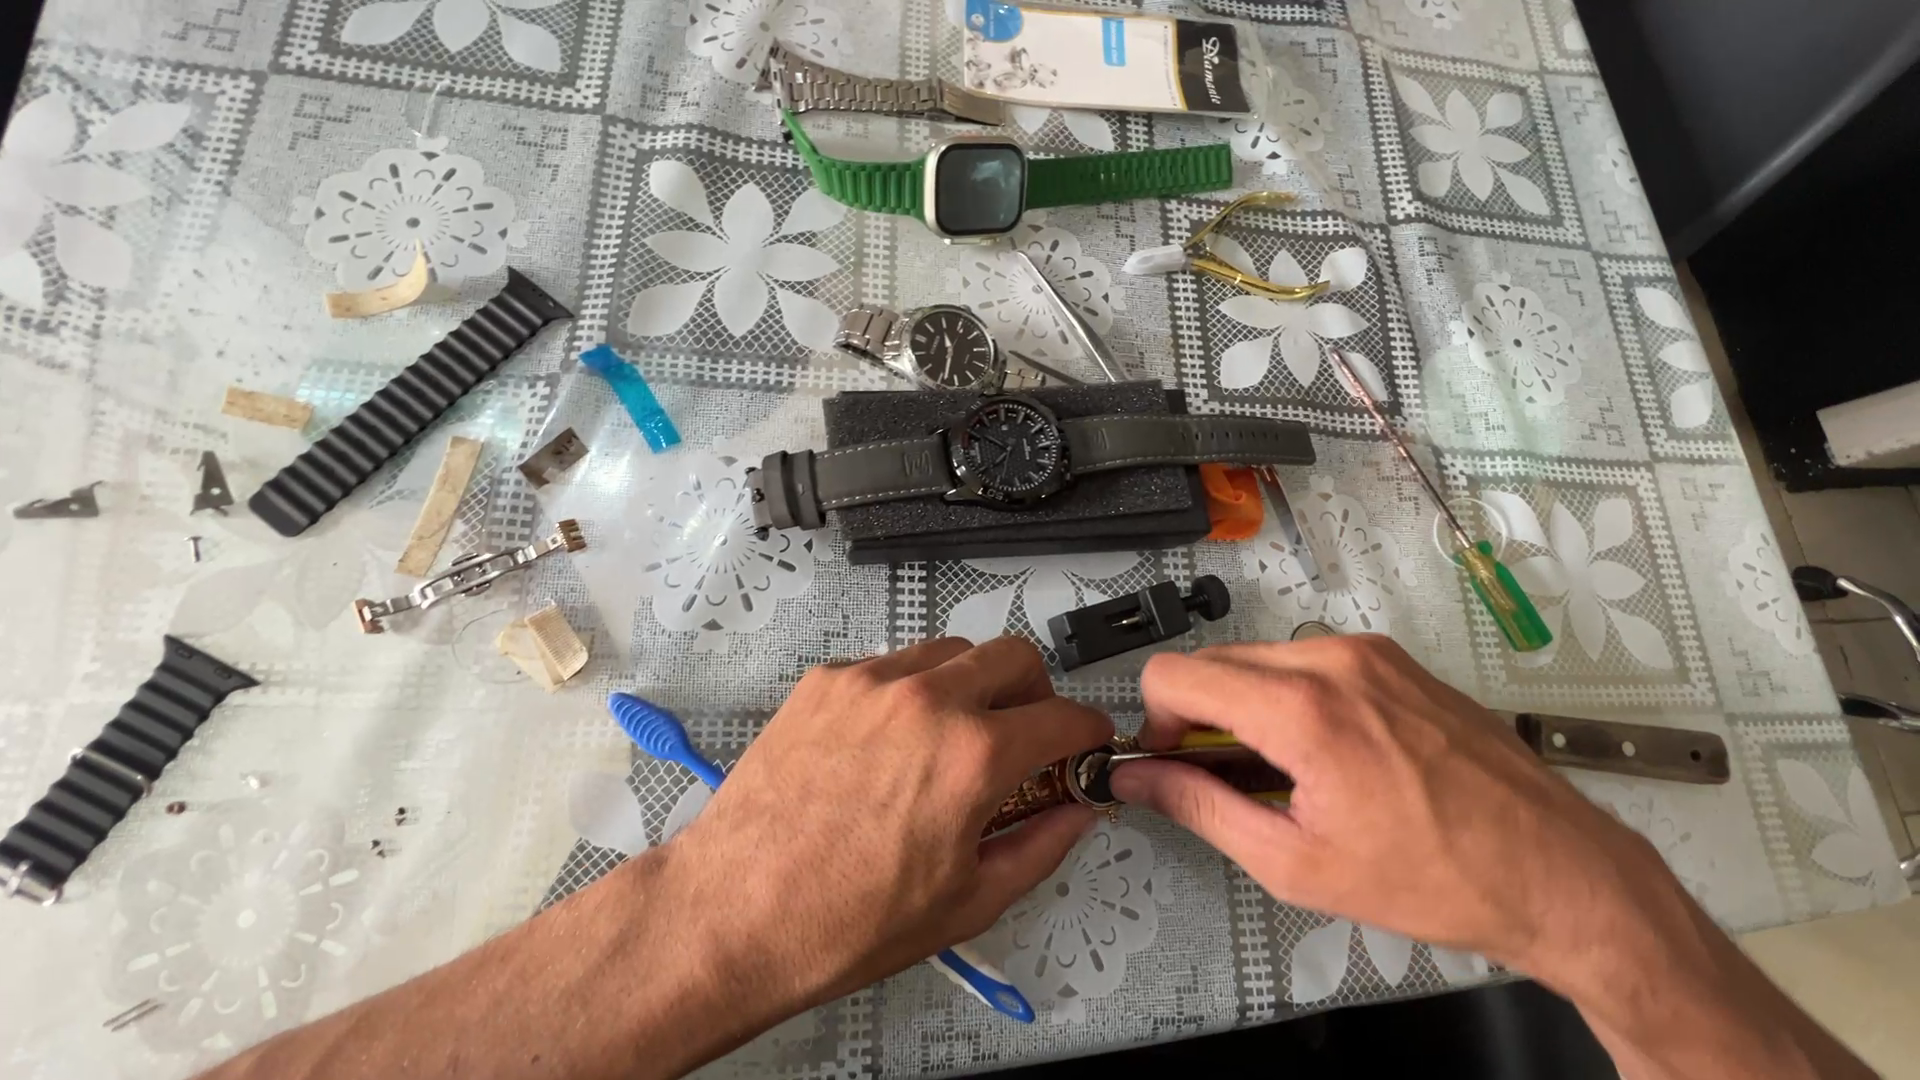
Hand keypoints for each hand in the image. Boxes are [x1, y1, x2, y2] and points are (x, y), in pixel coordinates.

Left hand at [667, 636, 1111, 1007]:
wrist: (735, 912)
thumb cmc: (842, 920)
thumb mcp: (968, 902)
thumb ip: (1041, 846)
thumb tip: (1075, 814)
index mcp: (971, 756)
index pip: (1062, 717)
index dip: (1087, 731)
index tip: (1085, 742)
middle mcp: (924, 702)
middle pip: (1014, 655)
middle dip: (1036, 691)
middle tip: (1026, 733)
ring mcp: (869, 683)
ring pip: (952, 650)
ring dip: (973, 684)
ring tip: (956, 735)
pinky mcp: (825, 682)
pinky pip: (891, 664)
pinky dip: (912, 689)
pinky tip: (894, 738)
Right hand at [1108, 634, 1668, 977]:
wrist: (1562, 873)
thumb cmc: (1434, 878)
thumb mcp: (1293, 863)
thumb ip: (1198, 807)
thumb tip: (1137, 779)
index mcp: (1301, 709)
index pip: (1173, 674)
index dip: (1156, 720)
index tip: (1175, 761)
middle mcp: (1331, 660)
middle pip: (1210, 661)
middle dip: (1196, 714)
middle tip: (1223, 775)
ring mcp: (1367, 653)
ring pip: (1256, 659)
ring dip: (1242, 705)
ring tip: (1280, 770)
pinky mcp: (1392, 658)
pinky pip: (1305, 661)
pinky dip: (1287, 696)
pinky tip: (1322, 752)